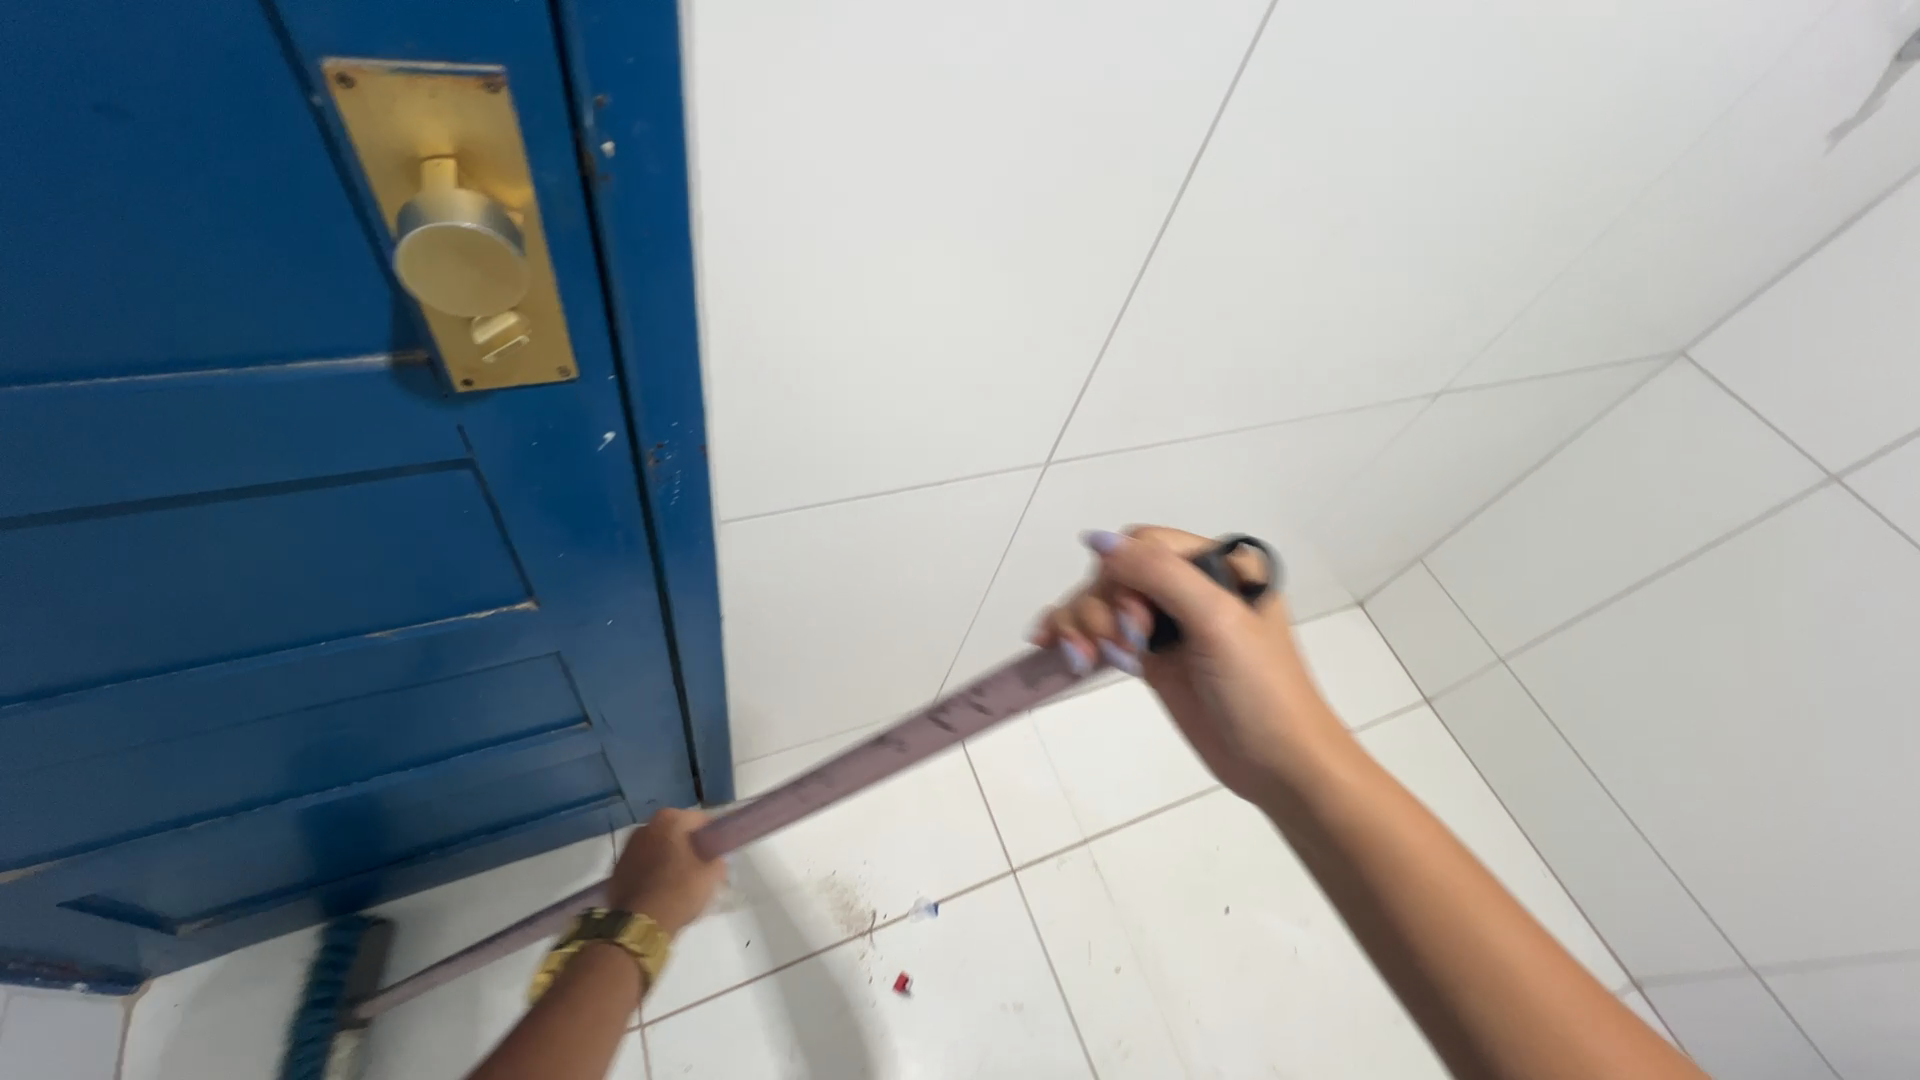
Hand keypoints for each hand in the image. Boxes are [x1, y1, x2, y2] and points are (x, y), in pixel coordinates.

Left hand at [608, 807, 726, 934]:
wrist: (640, 925)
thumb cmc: (680, 890)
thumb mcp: (712, 873)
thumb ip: (717, 858)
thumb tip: (713, 858)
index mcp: (671, 819)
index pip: (701, 822)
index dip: (711, 838)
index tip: (716, 856)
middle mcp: (646, 826)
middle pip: (676, 833)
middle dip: (687, 846)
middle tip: (699, 869)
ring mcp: (627, 848)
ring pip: (657, 849)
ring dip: (667, 859)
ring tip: (678, 882)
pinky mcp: (615, 870)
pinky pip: (642, 865)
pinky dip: (650, 872)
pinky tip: (659, 891)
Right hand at [1030, 526, 1341, 799]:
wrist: (1278, 766)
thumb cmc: (1259, 690)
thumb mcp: (1217, 620)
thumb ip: (1159, 574)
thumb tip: (1096, 540)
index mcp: (1219, 563)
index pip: (1145, 545)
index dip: (1124, 576)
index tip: (1133, 627)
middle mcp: (1190, 585)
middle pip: (1116, 573)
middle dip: (1101, 609)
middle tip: (1115, 653)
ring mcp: (1168, 622)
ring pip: (1103, 602)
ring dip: (1083, 625)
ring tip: (1081, 661)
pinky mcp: (1151, 655)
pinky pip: (1103, 631)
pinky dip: (1074, 634)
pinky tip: (1049, 643)